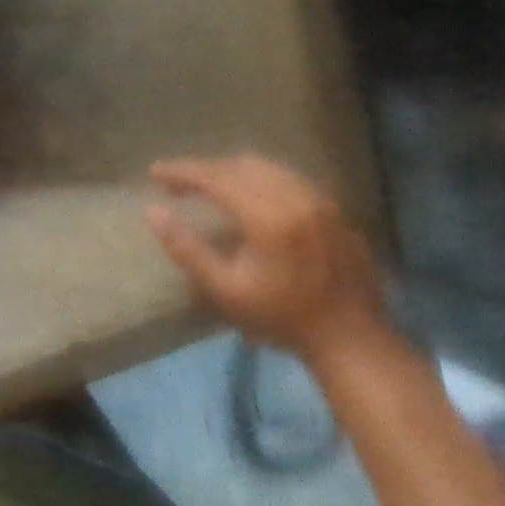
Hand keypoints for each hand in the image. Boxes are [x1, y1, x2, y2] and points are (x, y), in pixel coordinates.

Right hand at [147, 154, 384, 361]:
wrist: (352, 340)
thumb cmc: (281, 318)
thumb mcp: (225, 290)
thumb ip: (187, 248)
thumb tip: (152, 212)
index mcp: (266, 216)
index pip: (215, 177)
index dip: (182, 171)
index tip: (155, 173)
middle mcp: (295, 197)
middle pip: (240, 165)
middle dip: (204, 169)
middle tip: (176, 182)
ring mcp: (319, 201)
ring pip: (267, 168)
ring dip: (232, 170)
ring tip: (208, 185)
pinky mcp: (333, 211)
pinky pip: (289, 179)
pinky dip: (260, 178)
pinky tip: (250, 196)